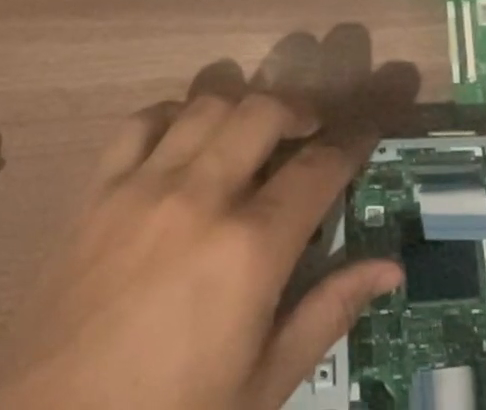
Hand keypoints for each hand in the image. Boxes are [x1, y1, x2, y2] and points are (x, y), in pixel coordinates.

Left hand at [0, 65, 408, 409]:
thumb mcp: (263, 383)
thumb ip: (328, 312)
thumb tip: (390, 266)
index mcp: (250, 247)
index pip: (320, 167)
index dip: (355, 139)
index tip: (372, 126)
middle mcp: (200, 195)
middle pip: (265, 110)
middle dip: (303, 107)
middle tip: (316, 127)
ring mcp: (141, 186)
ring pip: (206, 103)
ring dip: (244, 104)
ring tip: (257, 128)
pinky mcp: (95, 192)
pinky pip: (141, 122)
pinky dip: (175, 114)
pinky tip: (185, 136)